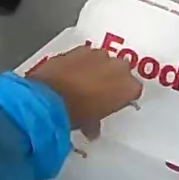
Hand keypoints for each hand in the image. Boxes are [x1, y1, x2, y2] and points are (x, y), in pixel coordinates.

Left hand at [26, 46, 141, 139]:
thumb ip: (95, 124)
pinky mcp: (79, 48)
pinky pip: (84, 55)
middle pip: (119, 72)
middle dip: (109, 80)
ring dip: (94, 68)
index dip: (119, 97)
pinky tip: (68, 72)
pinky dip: (79, 62)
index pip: (132, 90)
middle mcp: (119, 67)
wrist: (46, 98)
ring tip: (79, 81)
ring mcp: (99, 55)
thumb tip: (91, 131)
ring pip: (102, 61)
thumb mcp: (88, 123)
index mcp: (129, 87)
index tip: (109, 102)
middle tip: (95, 92)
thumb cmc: (73, 113)